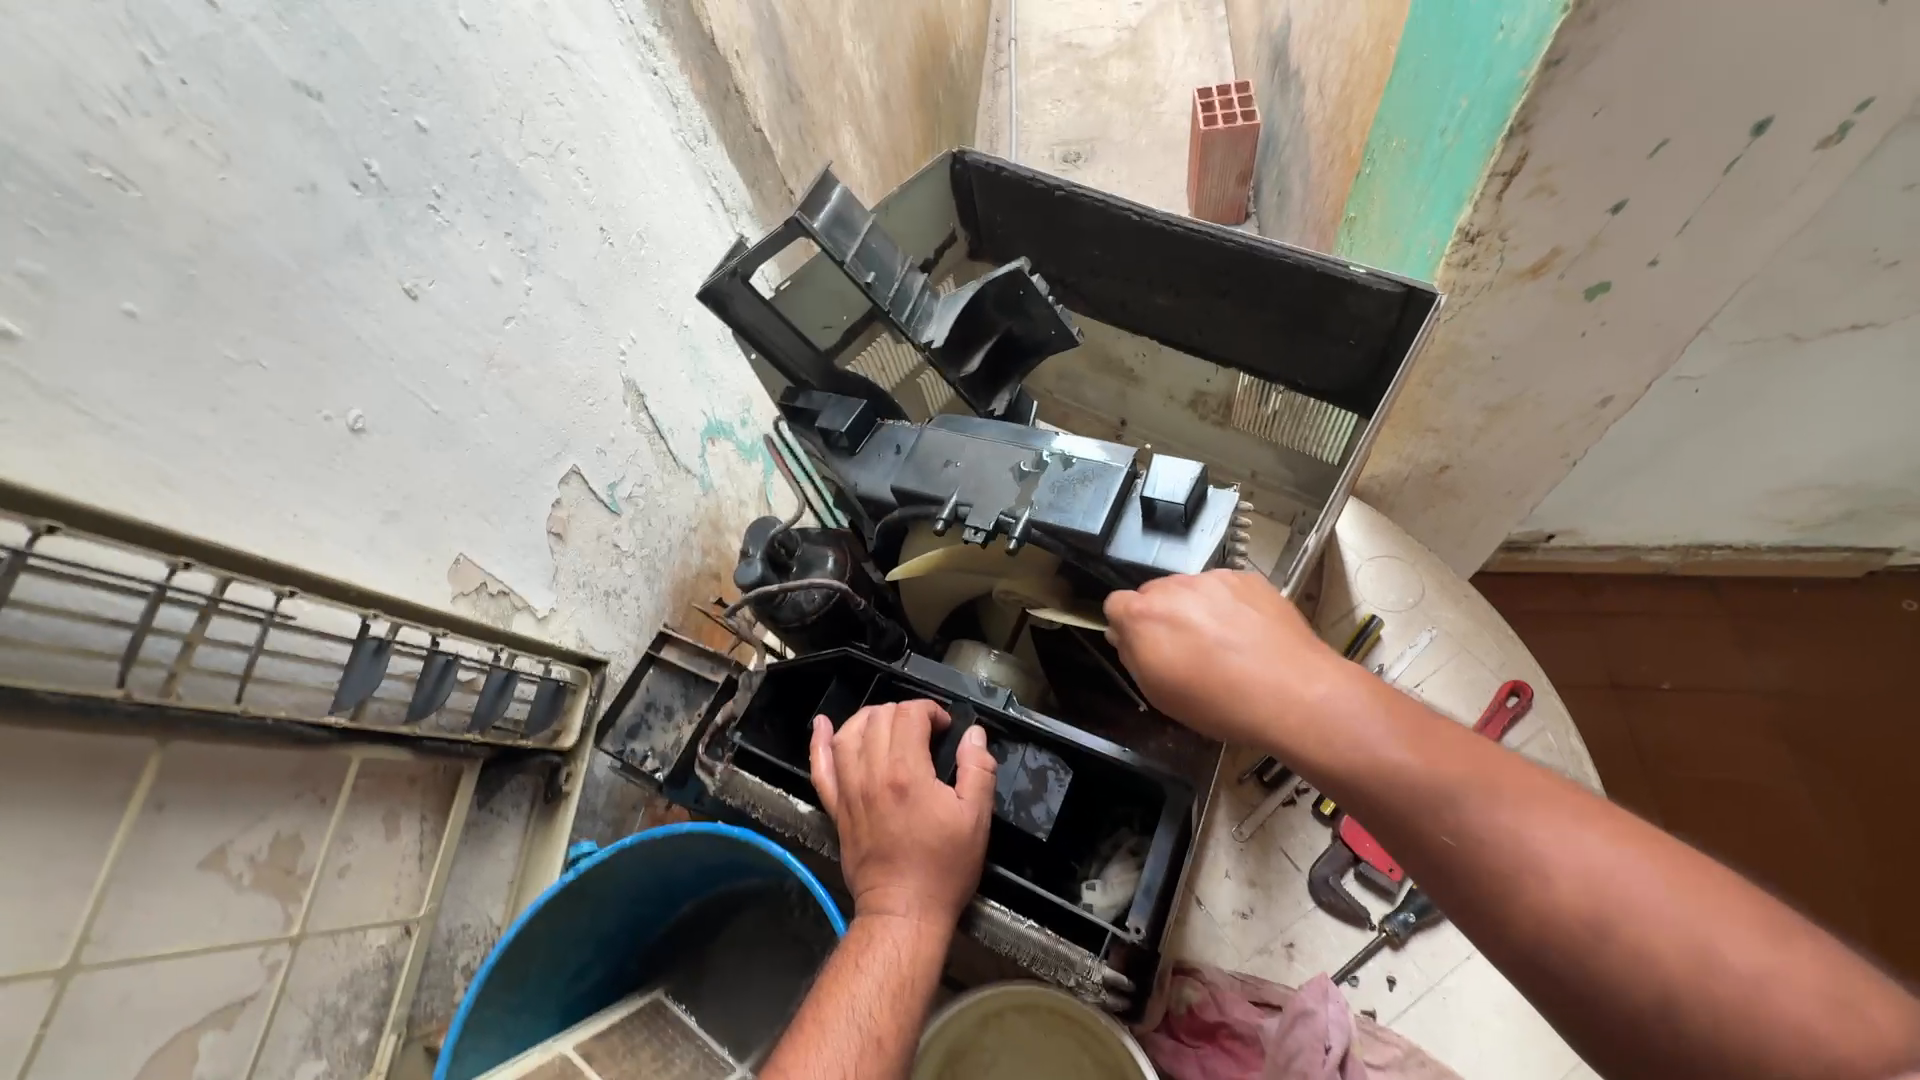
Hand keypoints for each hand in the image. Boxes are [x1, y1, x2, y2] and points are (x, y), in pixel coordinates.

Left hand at [809, 700, 996, 930]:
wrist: (904, 911)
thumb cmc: (944, 867)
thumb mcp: (977, 818)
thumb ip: (978, 769)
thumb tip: (973, 734)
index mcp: (907, 773)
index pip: (909, 715)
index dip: (930, 711)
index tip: (945, 727)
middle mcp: (871, 774)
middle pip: (879, 718)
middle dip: (905, 712)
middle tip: (924, 731)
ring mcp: (848, 791)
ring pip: (848, 734)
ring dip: (869, 718)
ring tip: (889, 724)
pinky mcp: (835, 808)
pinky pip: (820, 767)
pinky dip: (819, 742)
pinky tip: (823, 725)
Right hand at [1102, 569, 1342, 745]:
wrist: (1295, 694)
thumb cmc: (1220, 704)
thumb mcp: (1160, 694)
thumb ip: (1133, 656)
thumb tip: (1125, 636)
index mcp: (1143, 616)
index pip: (1114, 604)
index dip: (1126, 626)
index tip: (1145, 647)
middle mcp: (1173, 587)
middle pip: (1153, 594)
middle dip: (1162, 616)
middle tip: (1187, 650)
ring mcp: (1213, 578)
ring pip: (1190, 589)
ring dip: (1195, 609)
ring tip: (1224, 643)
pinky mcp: (1248, 578)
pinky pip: (1225, 588)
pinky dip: (1229, 605)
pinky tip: (1249, 634)